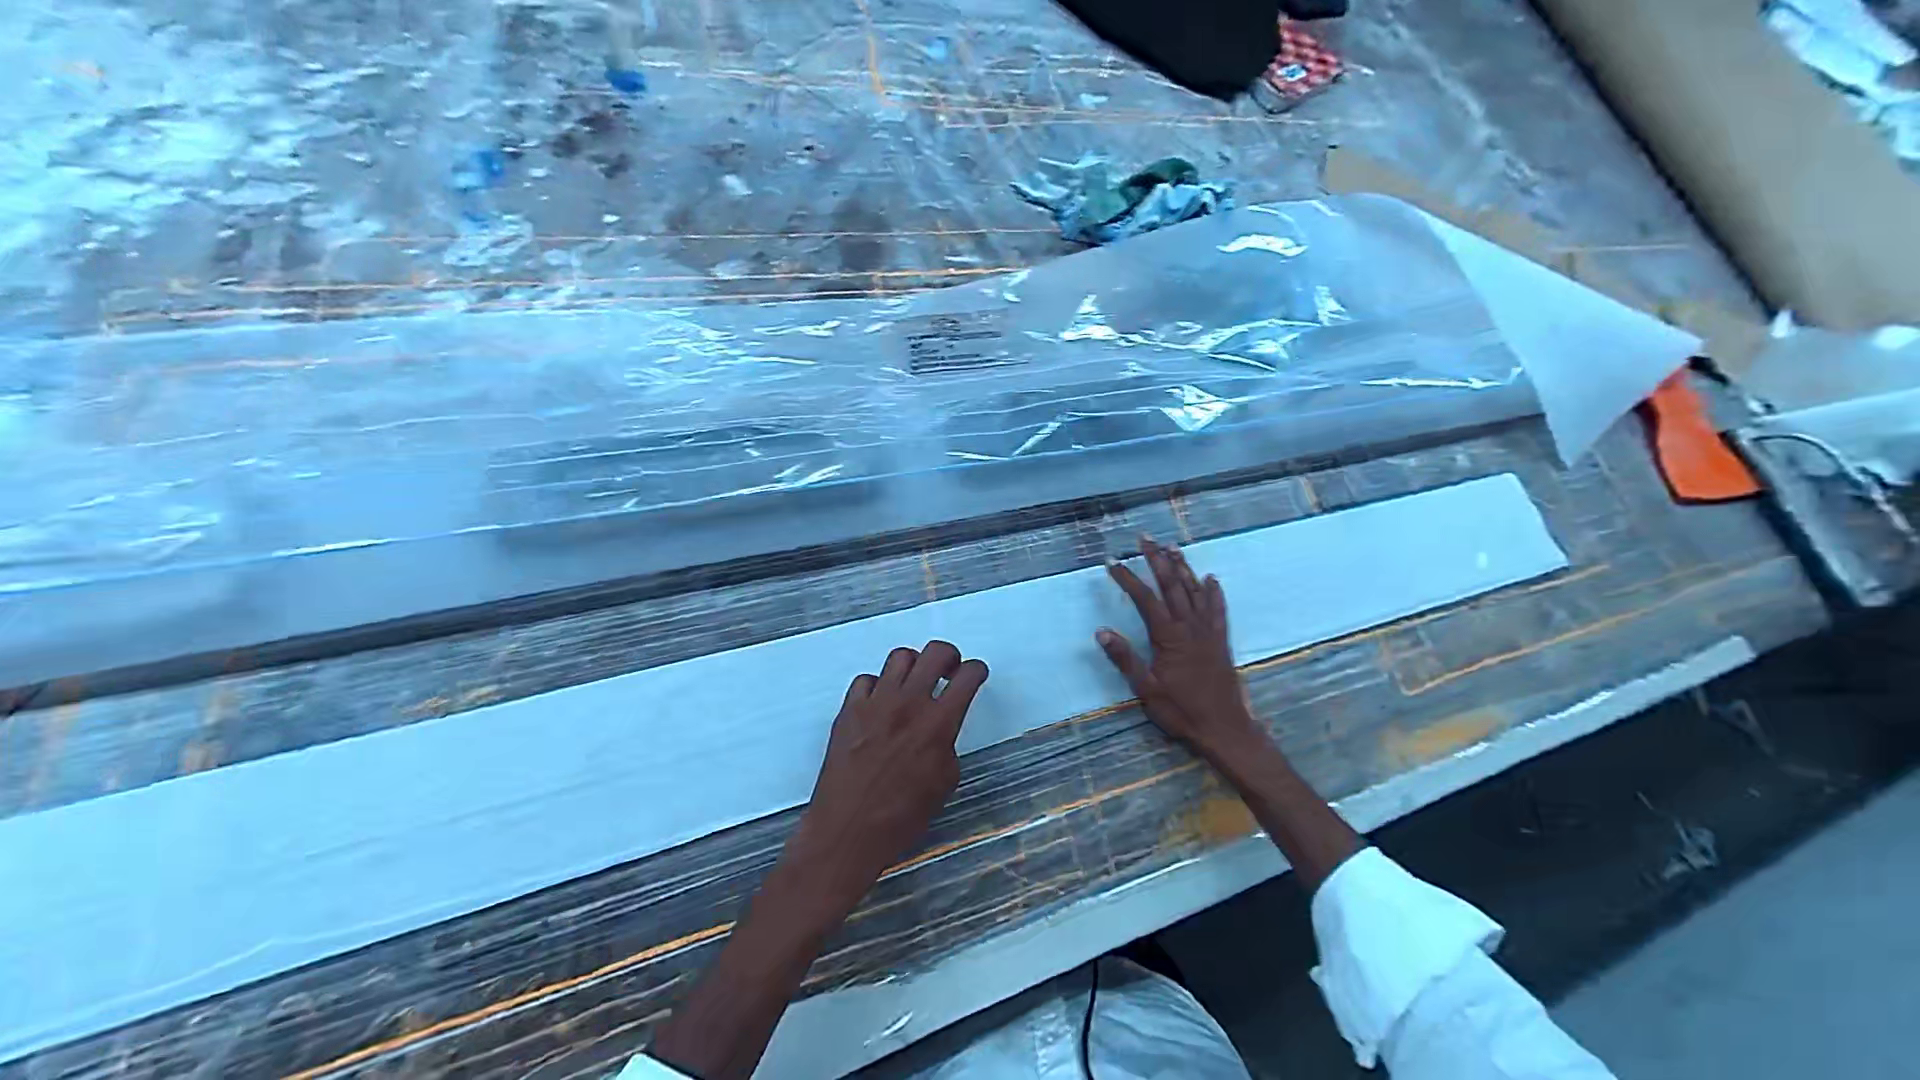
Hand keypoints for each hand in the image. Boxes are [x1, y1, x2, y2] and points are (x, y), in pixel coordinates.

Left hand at [791, 641, 989, 903]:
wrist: (848, 830)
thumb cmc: (900, 818)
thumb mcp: (943, 784)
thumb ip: (946, 747)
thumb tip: (941, 733)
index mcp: (938, 724)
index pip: (967, 676)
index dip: (976, 670)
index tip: (975, 673)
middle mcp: (908, 704)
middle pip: (935, 652)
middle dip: (949, 656)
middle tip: (948, 670)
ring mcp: (876, 703)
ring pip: (900, 657)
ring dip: (913, 666)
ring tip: (913, 683)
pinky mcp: (849, 710)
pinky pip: (866, 679)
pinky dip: (877, 686)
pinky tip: (879, 703)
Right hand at [1097, 536, 1261, 762]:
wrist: (1224, 728)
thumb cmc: (1181, 711)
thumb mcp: (1146, 690)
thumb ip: (1125, 659)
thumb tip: (1102, 632)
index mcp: (1168, 637)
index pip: (1144, 599)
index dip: (1127, 578)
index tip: (1112, 562)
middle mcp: (1189, 627)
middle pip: (1171, 586)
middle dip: (1157, 560)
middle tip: (1146, 539)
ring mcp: (1207, 632)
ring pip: (1194, 592)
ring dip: (1183, 568)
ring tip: (1172, 547)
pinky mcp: (1220, 641)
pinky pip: (1217, 610)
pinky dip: (1213, 592)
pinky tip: (1210, 578)